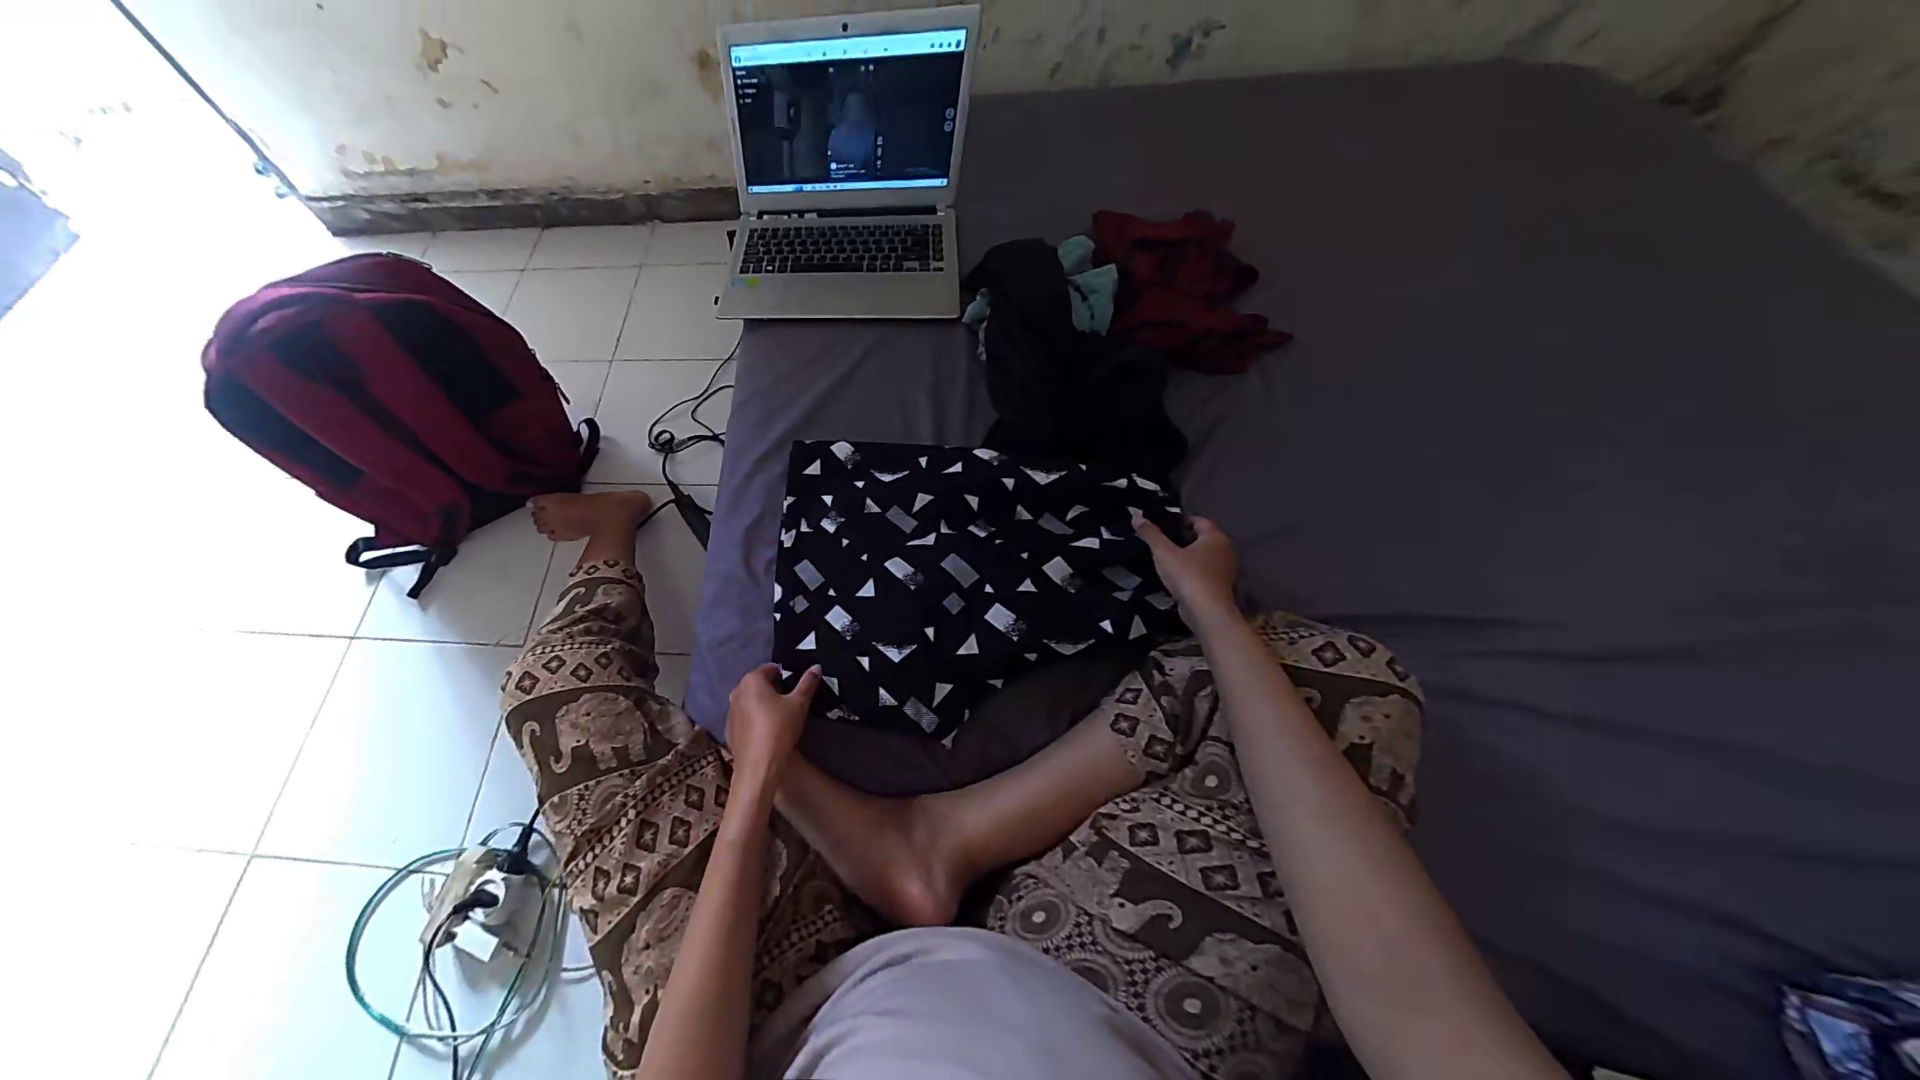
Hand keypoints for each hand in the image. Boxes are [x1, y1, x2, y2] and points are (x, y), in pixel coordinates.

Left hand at [725, 663, 818, 792]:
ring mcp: (730, 711)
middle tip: (791, 703)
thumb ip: (807, 683)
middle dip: (775, 689)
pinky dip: (755, 719)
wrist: (758, 767)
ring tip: (780, 718)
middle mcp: (737, 692)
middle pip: (759, 683)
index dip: (786, 675)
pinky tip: (767, 732)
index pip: (771, 668)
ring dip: (764, 704)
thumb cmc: (779, 729)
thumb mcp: (799, 704)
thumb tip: (816, 667)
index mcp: (752, 680)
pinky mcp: (729, 729)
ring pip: (751, 700)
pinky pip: (745, 717)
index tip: (797, 689)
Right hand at [1134, 512, 1238, 620]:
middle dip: (1182, 539)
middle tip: (1160, 543)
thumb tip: (1136, 514)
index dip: (1180, 521)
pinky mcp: (1221, 586)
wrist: (1206, 612)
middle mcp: (1225, 550)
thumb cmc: (1188, 576)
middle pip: (1201, 538)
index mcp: (1216, 537)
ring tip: (1165, 560)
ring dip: (1186, 557)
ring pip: (1203, 556)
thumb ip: (1150, 533)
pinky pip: (1204, 572)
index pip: (1199, 520)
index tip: (1162, 527)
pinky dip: (1191, 571)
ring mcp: (1225, 569)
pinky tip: (1175, 577)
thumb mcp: (1164, 552)